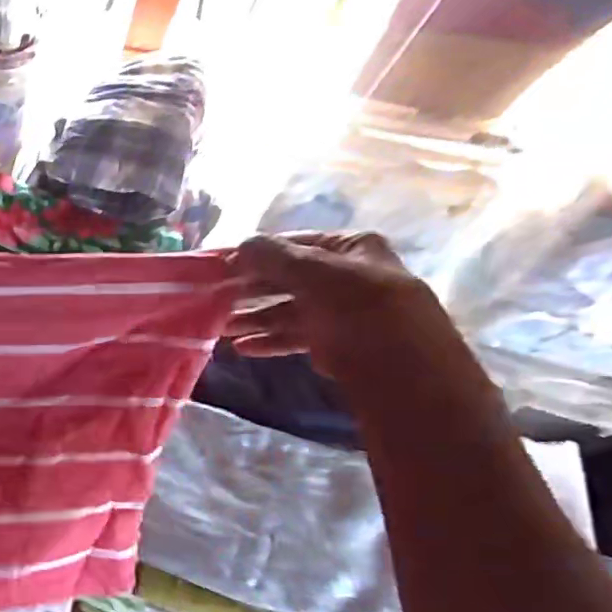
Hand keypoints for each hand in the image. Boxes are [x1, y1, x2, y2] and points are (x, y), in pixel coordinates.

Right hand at [224, 231, 461, 382]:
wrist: (399, 367)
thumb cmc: (360, 309)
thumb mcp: (315, 273)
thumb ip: (274, 256)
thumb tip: (241, 244)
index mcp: (352, 249)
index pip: (293, 244)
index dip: (254, 254)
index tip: (217, 268)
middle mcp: (348, 275)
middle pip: (285, 278)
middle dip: (248, 290)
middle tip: (212, 300)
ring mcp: (341, 309)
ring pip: (285, 308)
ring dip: (252, 318)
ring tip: (221, 330)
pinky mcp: (334, 339)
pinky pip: (292, 334)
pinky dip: (267, 339)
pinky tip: (242, 348)